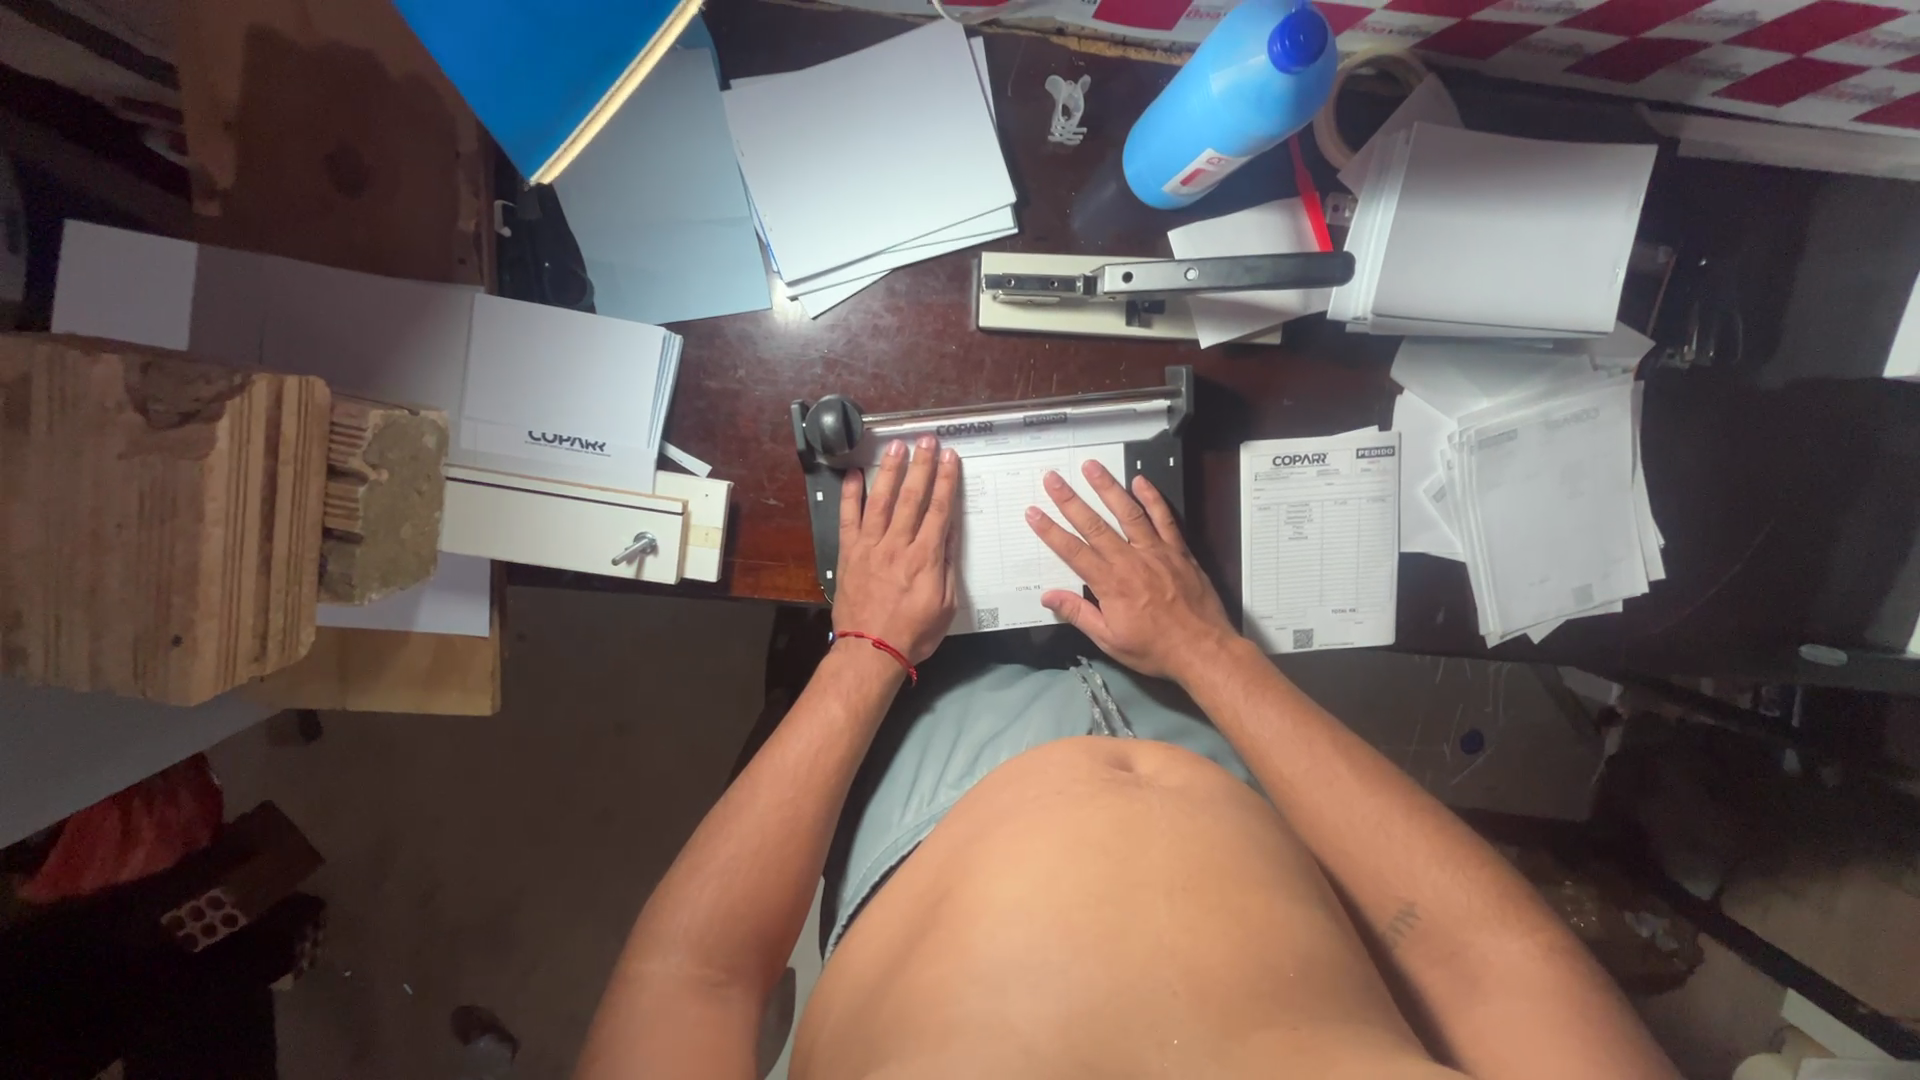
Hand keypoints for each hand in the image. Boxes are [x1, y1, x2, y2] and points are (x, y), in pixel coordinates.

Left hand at [833, 436, 959, 663]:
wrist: (871, 650)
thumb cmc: (914, 632)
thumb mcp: (946, 604)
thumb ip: (946, 565)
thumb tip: (948, 532)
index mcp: (925, 557)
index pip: (939, 510)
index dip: (946, 481)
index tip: (950, 458)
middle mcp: (897, 544)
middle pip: (912, 497)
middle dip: (921, 465)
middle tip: (926, 440)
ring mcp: (870, 546)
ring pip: (882, 500)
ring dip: (890, 471)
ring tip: (896, 447)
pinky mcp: (849, 553)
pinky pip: (848, 518)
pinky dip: (851, 495)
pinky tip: (854, 475)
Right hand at [1025, 461, 1239, 683]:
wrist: (1203, 650)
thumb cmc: (1154, 649)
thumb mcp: (1109, 639)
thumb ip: (1079, 614)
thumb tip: (1048, 597)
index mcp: (1110, 583)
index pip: (1073, 551)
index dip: (1050, 531)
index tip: (1033, 512)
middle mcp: (1130, 560)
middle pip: (1094, 525)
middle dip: (1070, 500)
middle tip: (1053, 478)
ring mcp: (1156, 551)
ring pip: (1127, 513)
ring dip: (1107, 488)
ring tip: (1091, 467)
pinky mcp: (1178, 551)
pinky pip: (1164, 519)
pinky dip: (1152, 499)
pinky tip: (1140, 481)